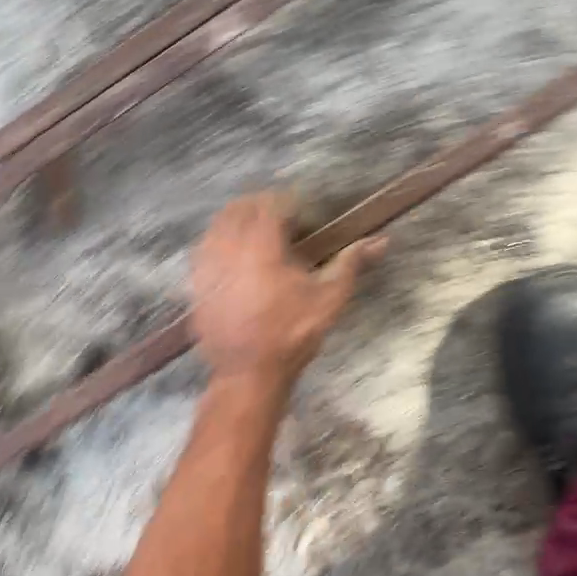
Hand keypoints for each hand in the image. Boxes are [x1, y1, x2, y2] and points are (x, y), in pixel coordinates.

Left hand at [190, 193, 385, 390]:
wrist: (248, 374)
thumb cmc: (292, 334)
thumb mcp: (328, 299)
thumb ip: (351, 263)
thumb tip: (381, 240)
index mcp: (262, 245)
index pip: (270, 203)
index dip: (286, 201)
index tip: (301, 212)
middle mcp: (229, 246)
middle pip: (239, 207)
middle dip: (260, 206)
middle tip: (281, 219)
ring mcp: (207, 264)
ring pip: (217, 224)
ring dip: (237, 221)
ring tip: (257, 235)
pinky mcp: (195, 282)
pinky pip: (203, 248)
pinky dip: (218, 242)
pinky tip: (234, 257)